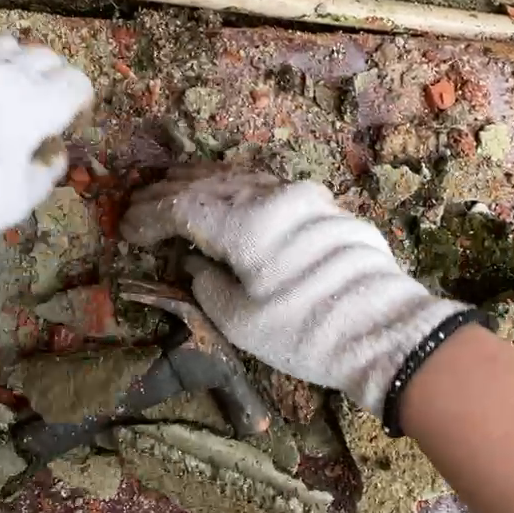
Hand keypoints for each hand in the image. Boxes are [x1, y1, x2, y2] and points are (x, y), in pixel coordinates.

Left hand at [0, 29, 92, 254]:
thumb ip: (42, 175)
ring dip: (5, 58)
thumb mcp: (14, 201)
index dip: (75, 99)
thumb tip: (54, 155)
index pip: (75, 84)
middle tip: (32, 98)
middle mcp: (8, 71)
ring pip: (1, 41)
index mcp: (37, 106)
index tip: (65, 117)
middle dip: (45, 75)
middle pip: (43, 57)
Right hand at [122, 170, 471, 417]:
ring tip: (170, 188)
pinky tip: (223, 192)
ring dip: (199, 183)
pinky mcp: (320, 205)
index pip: (181, 208)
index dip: (148, 218)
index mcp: (245, 223)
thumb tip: (196, 262)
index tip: (126, 231)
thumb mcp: (239, 320)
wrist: (387, 335)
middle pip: (206, 184)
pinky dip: (233, 187)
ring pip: (237, 177)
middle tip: (136, 205)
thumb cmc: (306, 333)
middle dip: (166, 195)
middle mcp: (270, 196)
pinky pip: (263, 184)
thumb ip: (206, 284)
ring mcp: (299, 196)